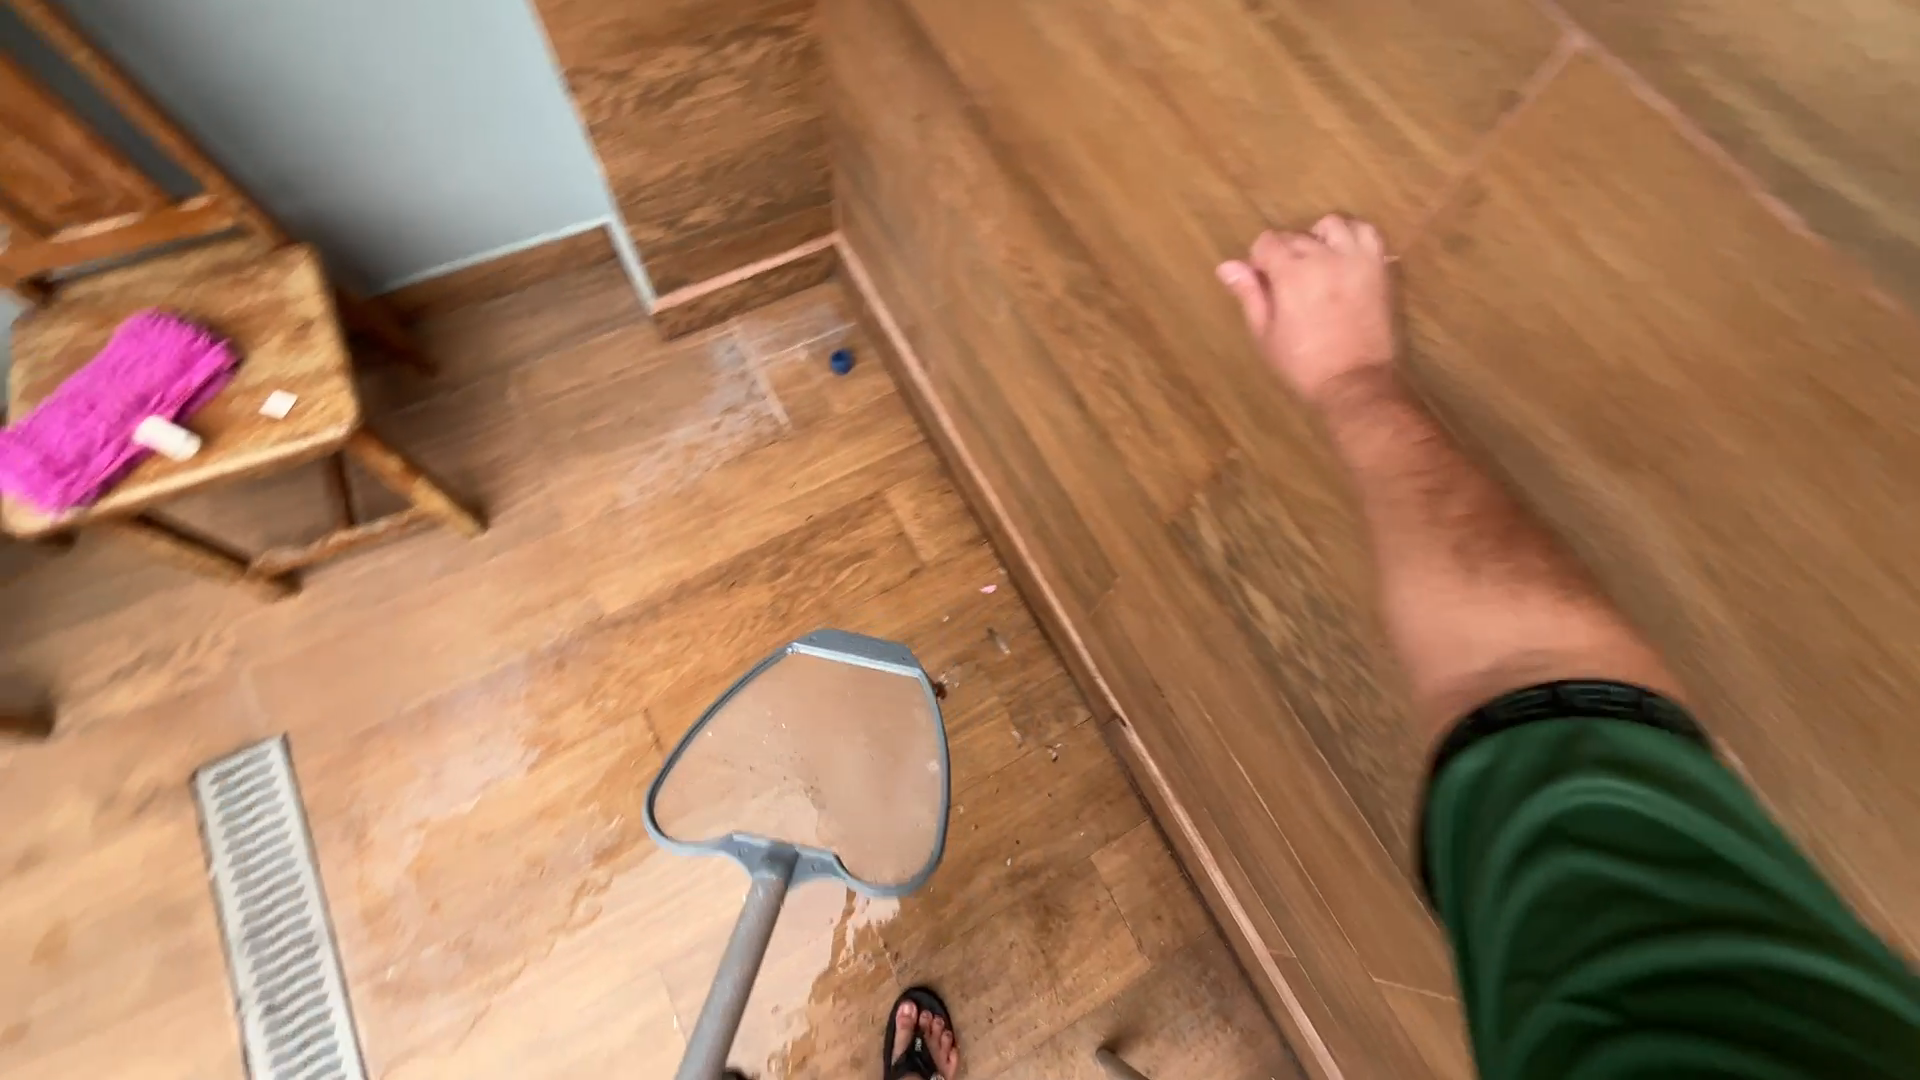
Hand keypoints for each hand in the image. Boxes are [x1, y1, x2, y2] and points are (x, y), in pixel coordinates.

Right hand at [1217, 215, 1396, 406]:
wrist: (1353, 380)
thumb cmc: (1301, 364)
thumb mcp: (1265, 333)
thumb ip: (1249, 294)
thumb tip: (1226, 265)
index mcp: (1291, 273)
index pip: (1266, 242)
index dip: (1258, 261)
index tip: (1261, 284)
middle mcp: (1323, 256)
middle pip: (1296, 236)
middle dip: (1284, 254)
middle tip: (1284, 286)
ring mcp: (1356, 258)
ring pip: (1331, 225)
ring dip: (1317, 238)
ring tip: (1315, 264)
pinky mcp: (1380, 265)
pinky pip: (1365, 232)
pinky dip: (1351, 236)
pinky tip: (1342, 257)